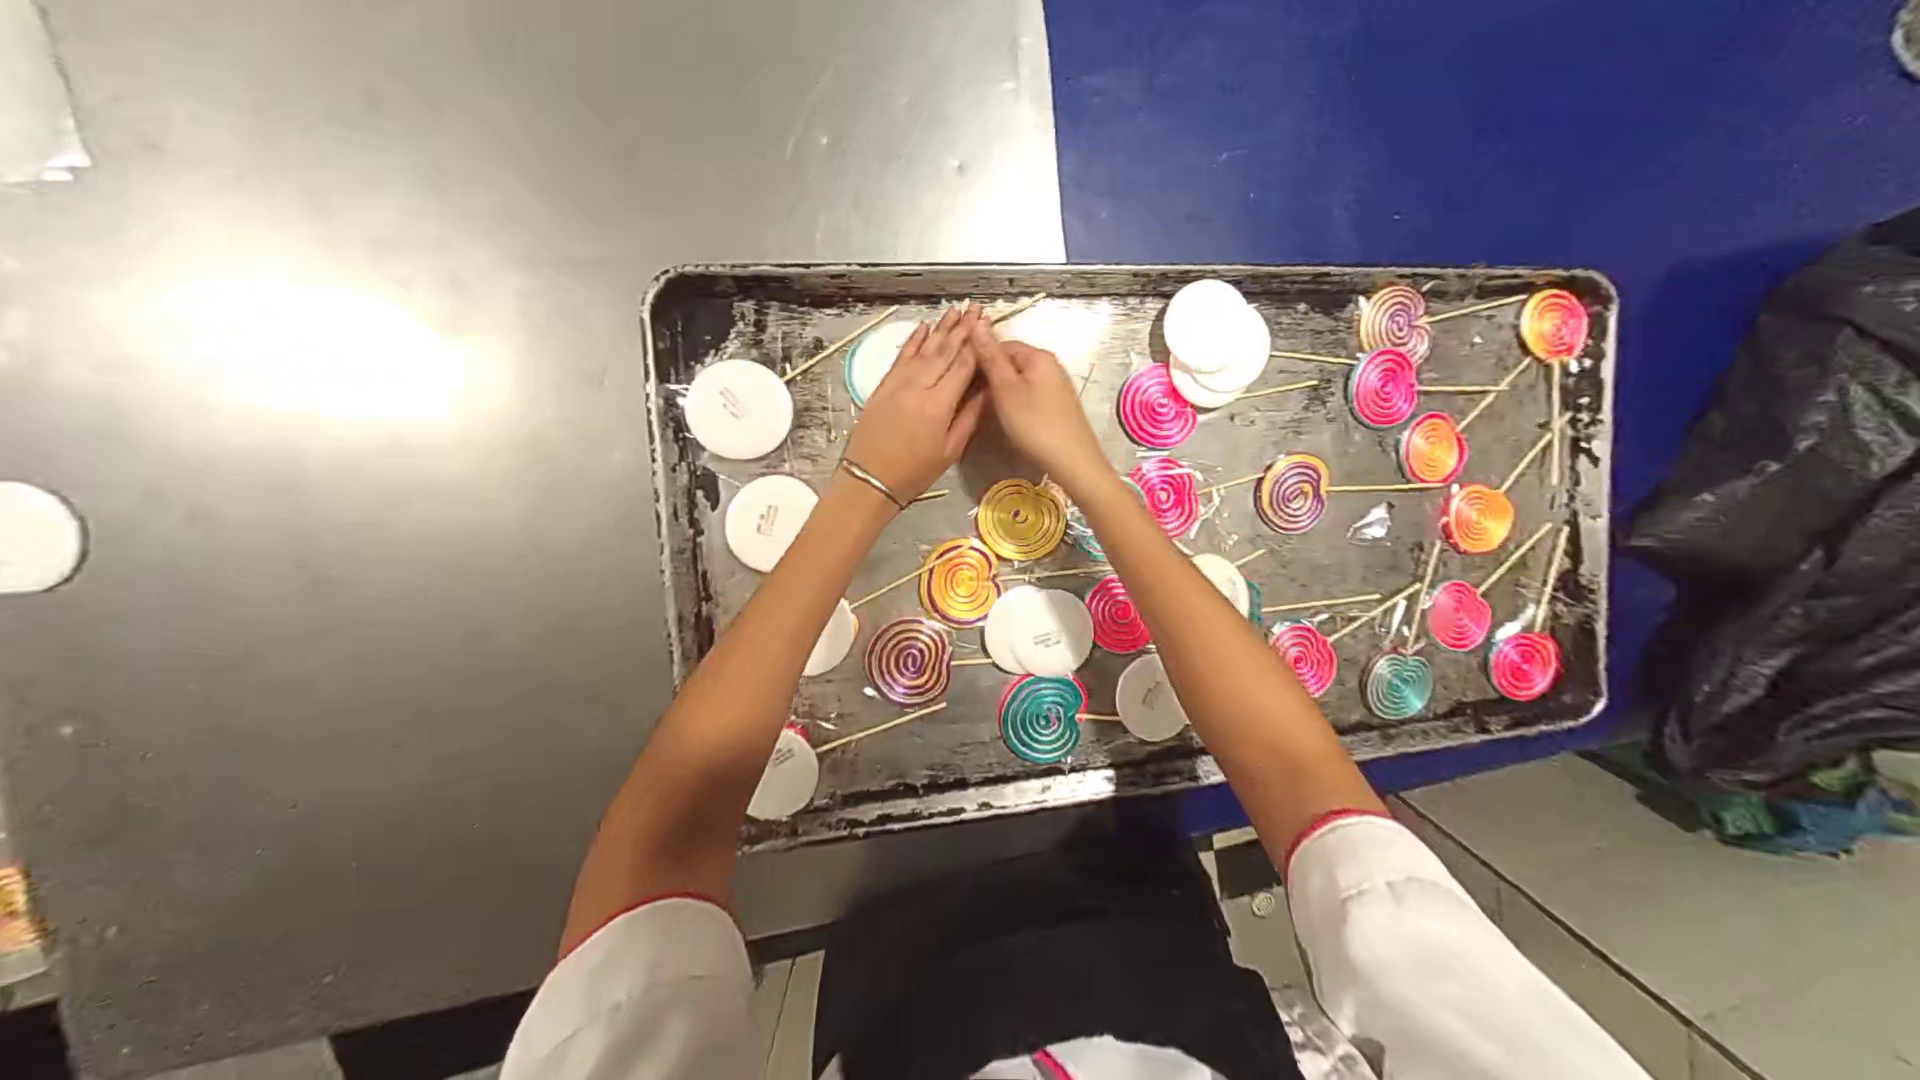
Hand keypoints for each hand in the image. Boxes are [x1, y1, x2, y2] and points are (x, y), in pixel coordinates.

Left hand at [842, 305, 990, 503]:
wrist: (869, 479)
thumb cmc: (914, 472)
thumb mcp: (950, 450)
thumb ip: (969, 416)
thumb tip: (987, 390)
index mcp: (938, 405)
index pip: (963, 365)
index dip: (976, 343)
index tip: (987, 325)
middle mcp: (917, 387)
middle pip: (944, 351)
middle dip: (961, 329)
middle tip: (975, 309)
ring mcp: (897, 384)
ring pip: (923, 349)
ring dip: (940, 329)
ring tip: (955, 311)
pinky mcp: (883, 386)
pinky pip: (902, 357)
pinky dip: (914, 341)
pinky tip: (925, 328)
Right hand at [969, 320, 1109, 490]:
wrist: (1072, 460)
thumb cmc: (1035, 424)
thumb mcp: (1006, 389)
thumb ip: (990, 356)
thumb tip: (977, 322)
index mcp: (1038, 355)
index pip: (1001, 345)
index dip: (980, 359)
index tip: (963, 379)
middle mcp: (1050, 365)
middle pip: (1011, 363)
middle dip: (990, 377)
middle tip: (972, 399)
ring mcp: (1056, 386)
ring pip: (1020, 381)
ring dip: (1001, 393)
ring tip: (987, 412)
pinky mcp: (1058, 405)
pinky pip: (1030, 396)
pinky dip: (1016, 404)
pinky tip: (1010, 420)